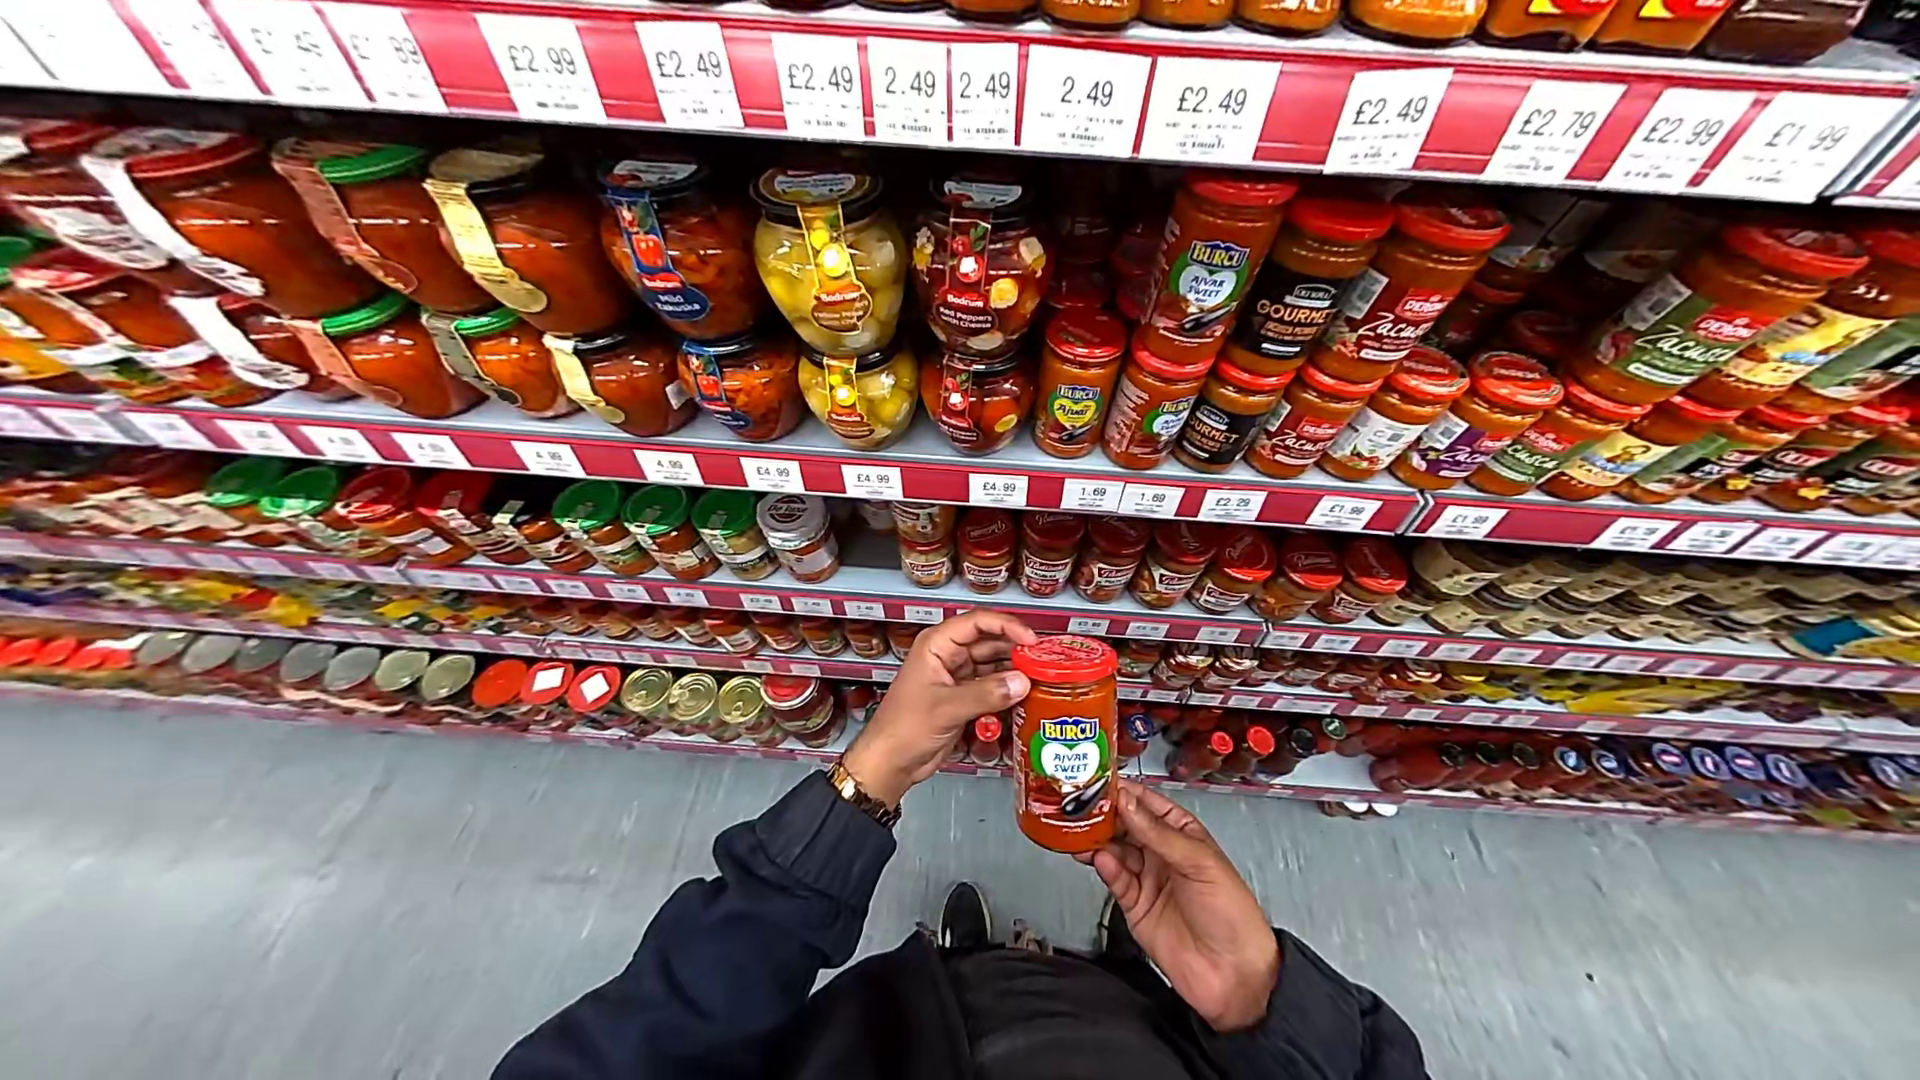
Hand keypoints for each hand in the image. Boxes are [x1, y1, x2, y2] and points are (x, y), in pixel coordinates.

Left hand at [841, 611, 1036, 805]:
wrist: (891, 762)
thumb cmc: (905, 727)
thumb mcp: (947, 707)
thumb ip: (986, 694)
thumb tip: (1022, 682)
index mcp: (937, 644)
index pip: (977, 621)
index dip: (1006, 625)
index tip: (1030, 639)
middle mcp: (948, 655)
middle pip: (989, 641)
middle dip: (1015, 647)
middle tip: (1044, 659)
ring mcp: (957, 676)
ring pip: (993, 663)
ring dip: (1014, 669)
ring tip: (1041, 676)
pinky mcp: (964, 697)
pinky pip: (991, 685)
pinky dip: (1007, 688)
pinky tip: (1026, 693)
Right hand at [1077, 781, 1279, 1032]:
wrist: (1233, 977)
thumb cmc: (1232, 913)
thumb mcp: (1198, 862)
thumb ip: (1158, 833)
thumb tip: (1126, 802)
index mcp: (1181, 833)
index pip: (1146, 802)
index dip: (1124, 791)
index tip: (1100, 781)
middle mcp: (1161, 851)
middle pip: (1124, 823)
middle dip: (1103, 813)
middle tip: (1081, 804)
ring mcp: (1146, 876)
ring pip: (1113, 848)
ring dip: (1097, 838)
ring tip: (1081, 831)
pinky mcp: (1134, 903)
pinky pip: (1113, 878)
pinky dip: (1103, 866)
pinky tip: (1099, 859)